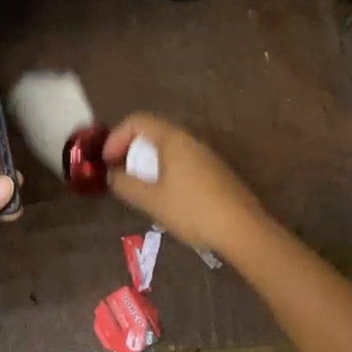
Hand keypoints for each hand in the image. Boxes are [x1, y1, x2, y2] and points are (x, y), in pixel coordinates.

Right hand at [103, 113, 272, 257]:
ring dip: (148, 162)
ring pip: (168, 148)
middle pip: (153, 132)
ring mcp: (206, 155)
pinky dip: (165, 170)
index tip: (107, 161)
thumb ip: (125, 184)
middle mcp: (190, 139)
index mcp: (173, 138)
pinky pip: (182, 160)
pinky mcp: (215, 172)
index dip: (116, 137)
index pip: (137, 121)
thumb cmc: (192, 210)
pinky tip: (165, 196)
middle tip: (121, 172)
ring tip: (139, 187)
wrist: (243, 230)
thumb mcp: (151, 200)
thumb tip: (112, 174)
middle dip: (131, 149)